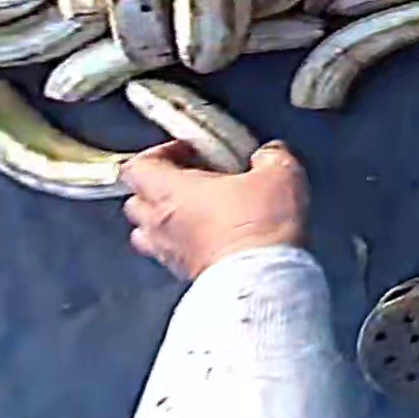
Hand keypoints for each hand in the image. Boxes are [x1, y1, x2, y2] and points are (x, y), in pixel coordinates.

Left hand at [121, 140, 307, 280]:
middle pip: (137, 197)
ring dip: (167, 214)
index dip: (162, 153)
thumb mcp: (281, 172)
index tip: (191, 149)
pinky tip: (212, 232)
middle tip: (199, 177)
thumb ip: (271, 155)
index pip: (139, 166)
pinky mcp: (177, 267)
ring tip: (203, 207)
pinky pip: (166, 247)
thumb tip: (266, 152)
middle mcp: (156, 219)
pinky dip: (181, 236)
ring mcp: (163, 247)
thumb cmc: (263, 217)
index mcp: (173, 190)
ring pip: (146, 226)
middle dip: (163, 185)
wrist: (258, 268)